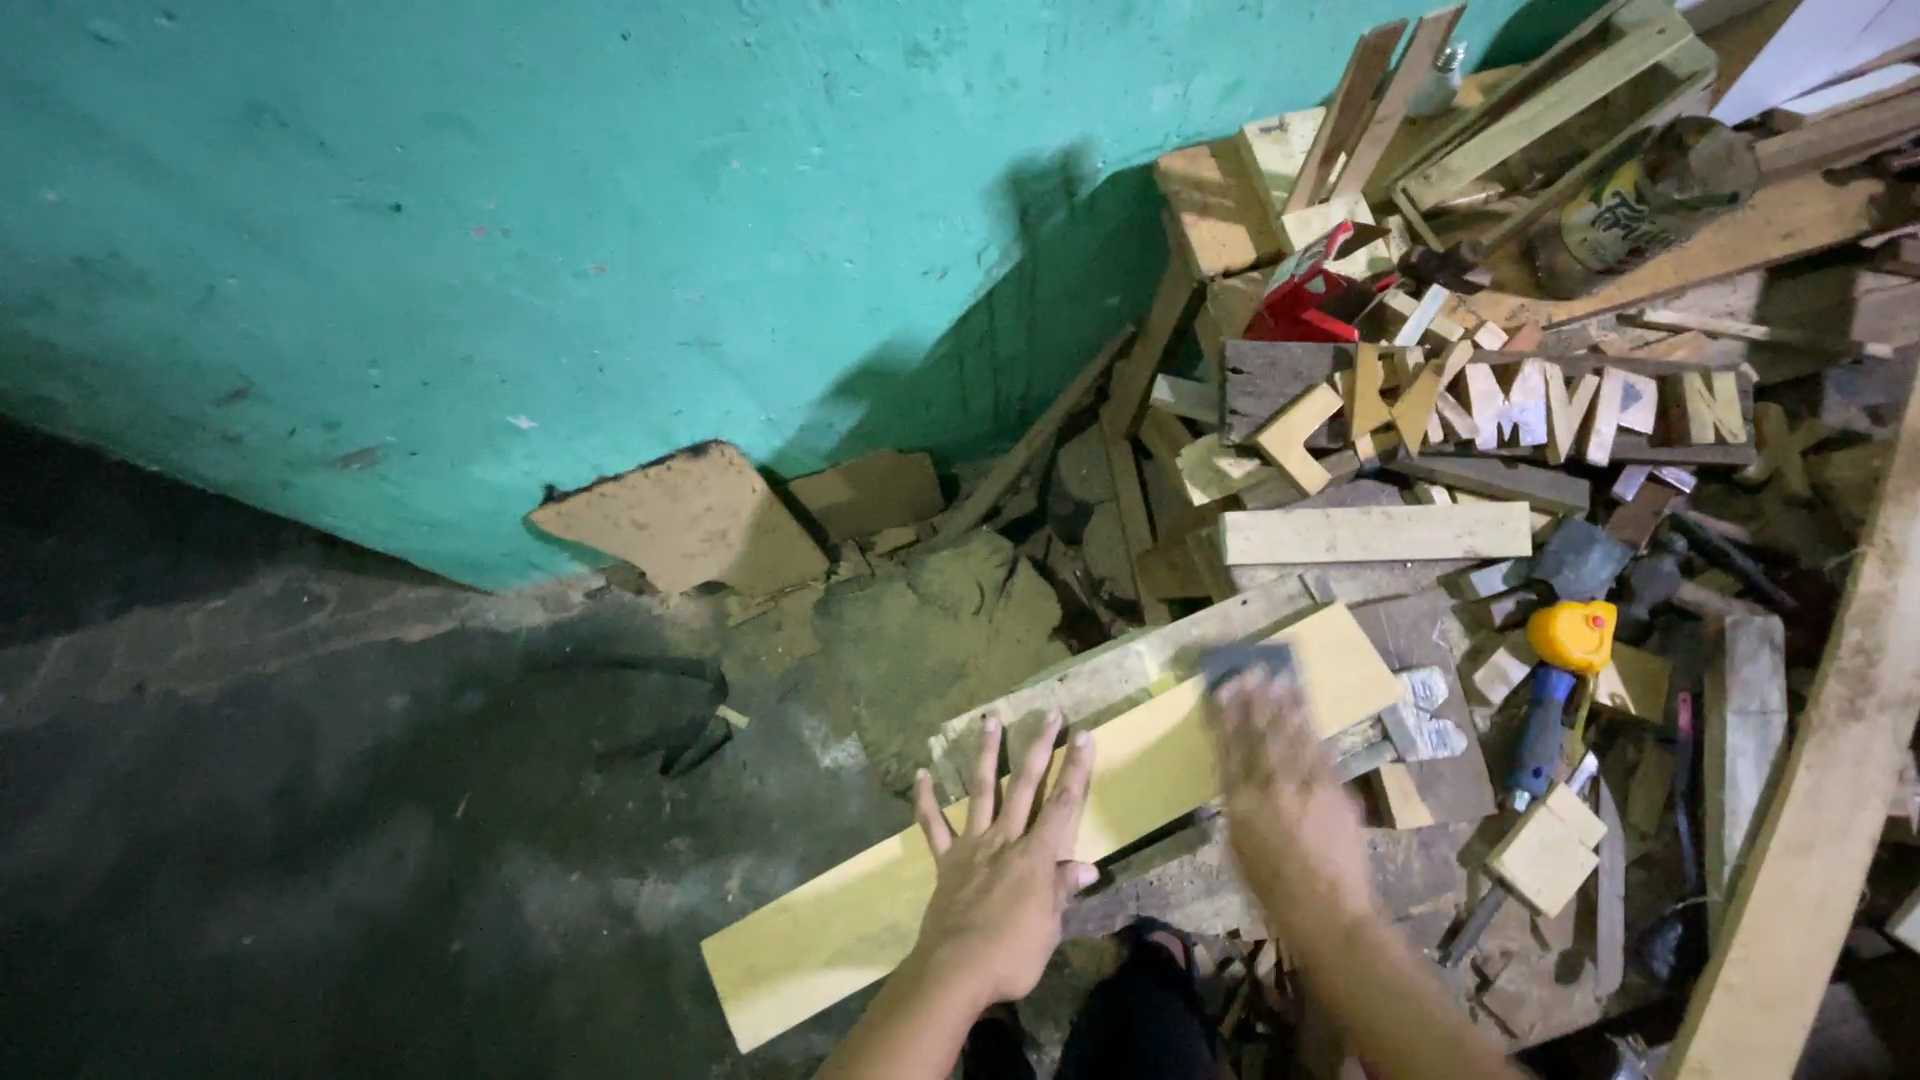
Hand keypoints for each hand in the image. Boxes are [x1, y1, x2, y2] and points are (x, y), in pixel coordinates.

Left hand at [908, 711, 1096, 1006]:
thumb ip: (1061, 890)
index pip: (1063, 804)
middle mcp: (1005, 840)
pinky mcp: (946, 860)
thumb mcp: (1049, 928)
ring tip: (990, 721)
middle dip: (1040, 748)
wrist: (955, 970)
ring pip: (981, 790)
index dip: (1075, 769)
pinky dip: (926, 799)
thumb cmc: (1011, 955)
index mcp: (1036, 856)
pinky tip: (921, 773)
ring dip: (986, 754)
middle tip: (1050, 714)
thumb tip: (1085, 866)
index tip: (1083, 737)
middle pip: (1025, 786)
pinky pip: (933, 825)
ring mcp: (972, 846)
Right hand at [1210, 668, 1376, 937]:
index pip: (1230, 746)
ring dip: (1284, 704)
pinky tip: (1304, 712)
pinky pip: (1320, 751)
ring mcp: (1307, 785)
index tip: (1224, 688)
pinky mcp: (1336, 791)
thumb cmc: (1271, 887)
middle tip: (1251, 670)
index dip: (1226, 715)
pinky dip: (1310, 728)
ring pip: (1292, 735)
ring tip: (1278, 679)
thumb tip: (1238, 778)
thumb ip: (1237, 805)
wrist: (1328, 910)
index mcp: (1239, 801)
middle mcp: (1271, 785)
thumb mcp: (1236, 845)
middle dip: (1255, 698)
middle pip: (1260, 732)